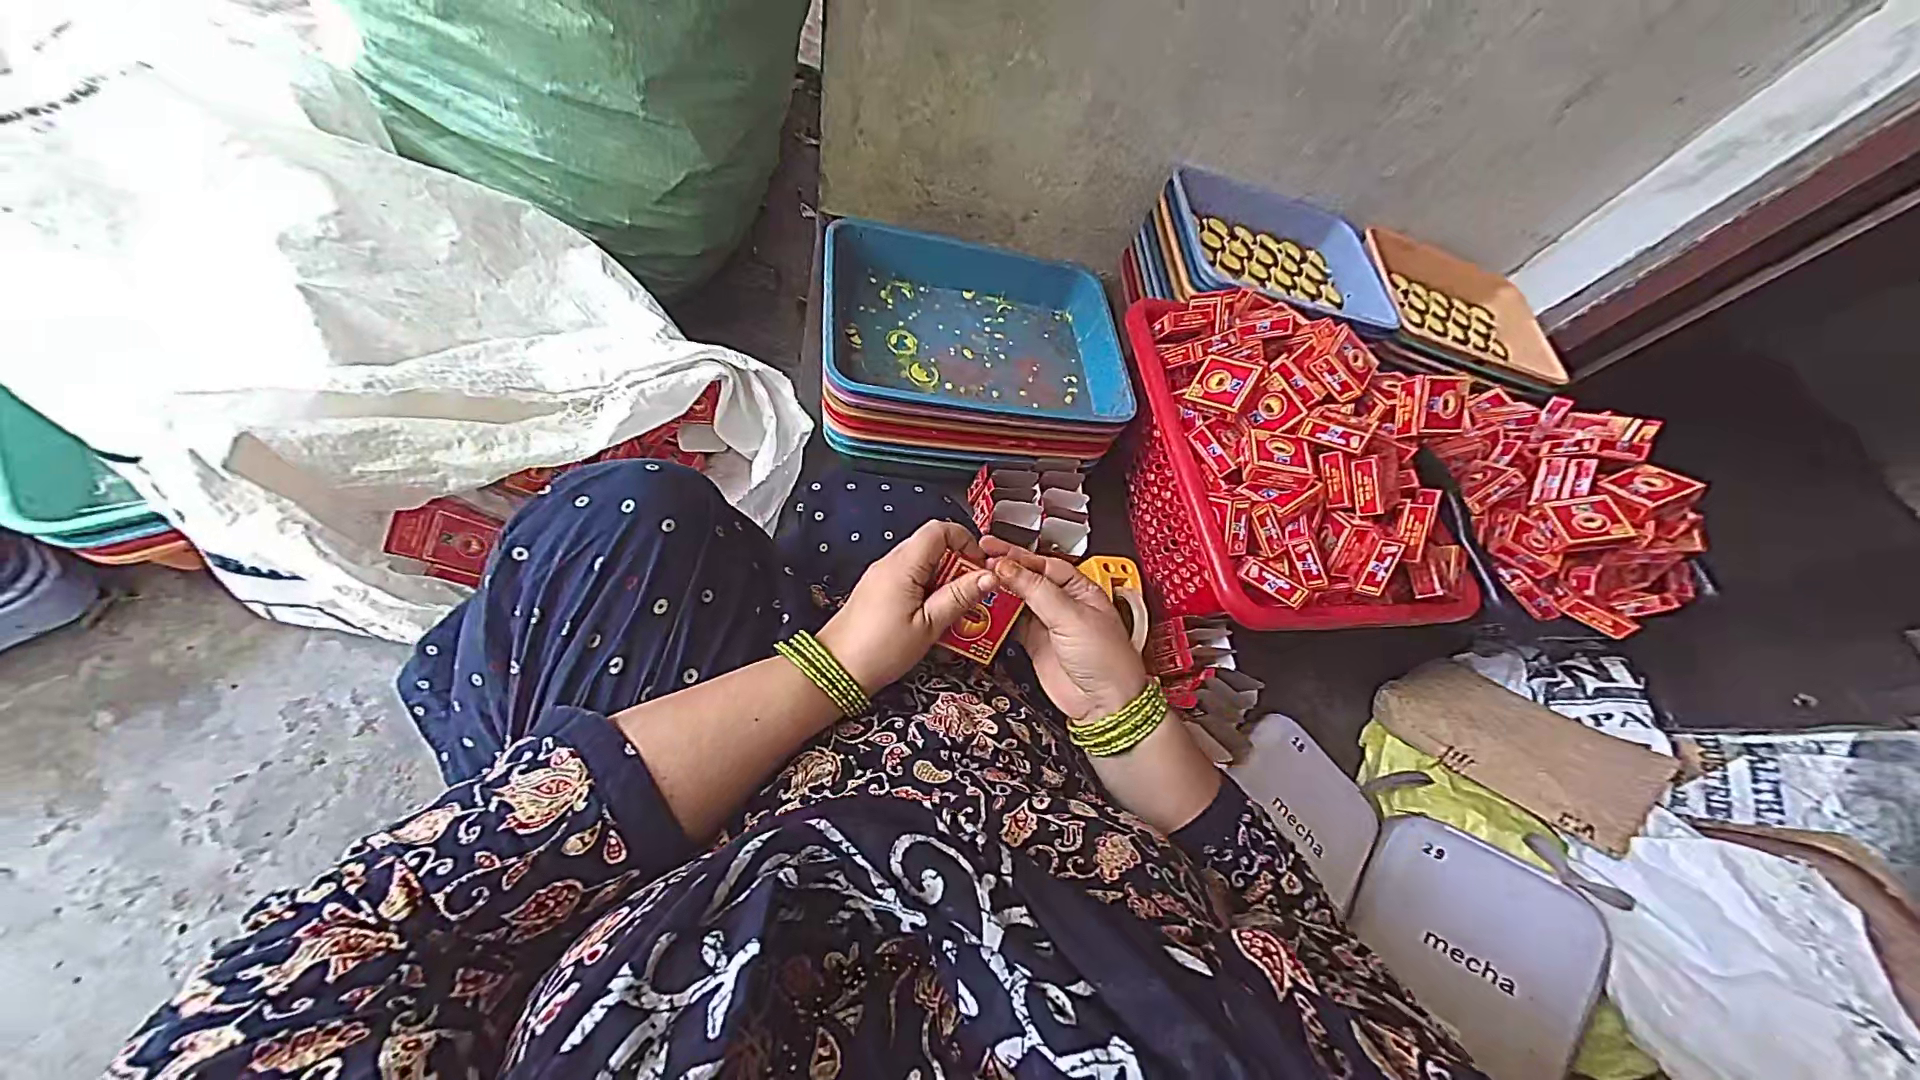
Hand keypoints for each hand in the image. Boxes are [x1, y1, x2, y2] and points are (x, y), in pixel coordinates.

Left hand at [816, 520, 996, 692]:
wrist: (837, 669)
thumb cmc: (879, 650)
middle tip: (972, 594)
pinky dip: (928, 589)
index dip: (965, 541)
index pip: (939, 529)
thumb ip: (960, 597)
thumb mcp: (929, 626)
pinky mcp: (878, 590)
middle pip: (933, 545)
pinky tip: (934, 616)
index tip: (979, 567)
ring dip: (944, 580)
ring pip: (923, 563)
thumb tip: (989, 576)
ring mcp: (882, 576)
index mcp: (903, 565)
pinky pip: (910, 578)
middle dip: (958, 565)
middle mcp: (890, 563)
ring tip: (955, 609)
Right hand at [980, 536, 1147, 720]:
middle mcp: (1062, 602)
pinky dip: (996, 616)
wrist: (1105, 705)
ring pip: (1016, 599)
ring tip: (977, 581)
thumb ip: (1037, 590)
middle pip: (1027, 578)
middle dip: (1003, 569)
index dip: (1017, 556)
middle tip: (978, 560)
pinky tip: (984, 608)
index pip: (1042, 563)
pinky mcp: (1034, 643)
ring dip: (998, 591)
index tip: (993, 550)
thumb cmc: (1108, 660)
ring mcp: (1047, 622)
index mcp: (1079, 588)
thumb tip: (1009, 567)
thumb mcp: (1072, 616)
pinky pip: (1010, 623)